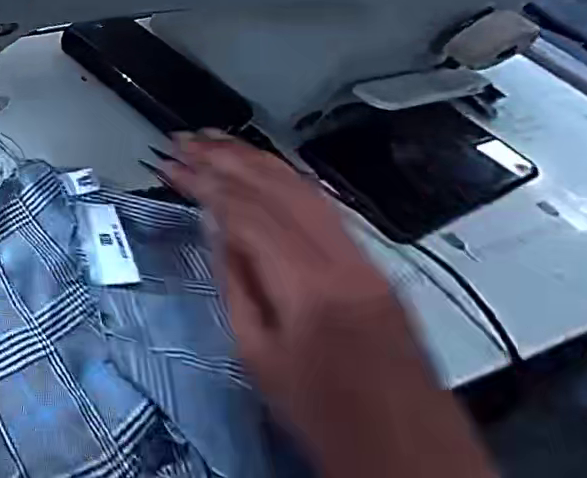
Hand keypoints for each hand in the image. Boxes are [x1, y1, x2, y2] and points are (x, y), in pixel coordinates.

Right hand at [162, 133, 496, 477]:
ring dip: (254, 160)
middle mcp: (345, 262)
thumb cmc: (324, 417)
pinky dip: (285, 178)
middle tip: (182, 140)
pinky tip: (260, 168)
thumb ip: (233, 280)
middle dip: (225, 157)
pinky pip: (325, 206)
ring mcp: (368, 263)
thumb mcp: (256, 353)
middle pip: (278, 188)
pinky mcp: (377, 270)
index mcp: (309, 285)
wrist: (418, 464)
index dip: (201, 182)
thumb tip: (215, 227)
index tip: (168, 165)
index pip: (245, 210)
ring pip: (305, 189)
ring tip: (213, 141)